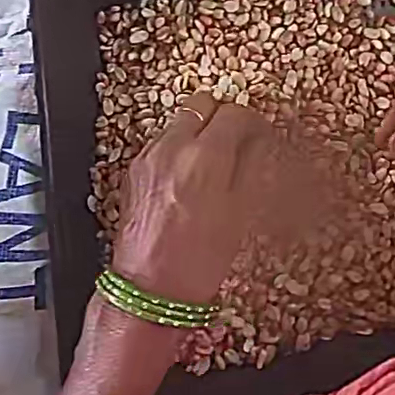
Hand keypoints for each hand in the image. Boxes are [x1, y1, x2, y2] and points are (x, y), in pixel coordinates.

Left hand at [110, 91, 275, 304]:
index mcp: (205, 157)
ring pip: (180, 121)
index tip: (260, 135)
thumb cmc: (201, 259)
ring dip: (200, 131)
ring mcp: (149, 156)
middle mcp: (172, 147)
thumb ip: (250, 166)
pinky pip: (162, 143)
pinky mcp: (134, 170)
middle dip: (223, 116)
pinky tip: (190, 177)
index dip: (253, 122)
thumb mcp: (239, 212)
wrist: (150, 290)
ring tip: (215, 162)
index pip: (234, 113)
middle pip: (202, 104)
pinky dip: (180, 148)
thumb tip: (257, 141)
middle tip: (238, 139)